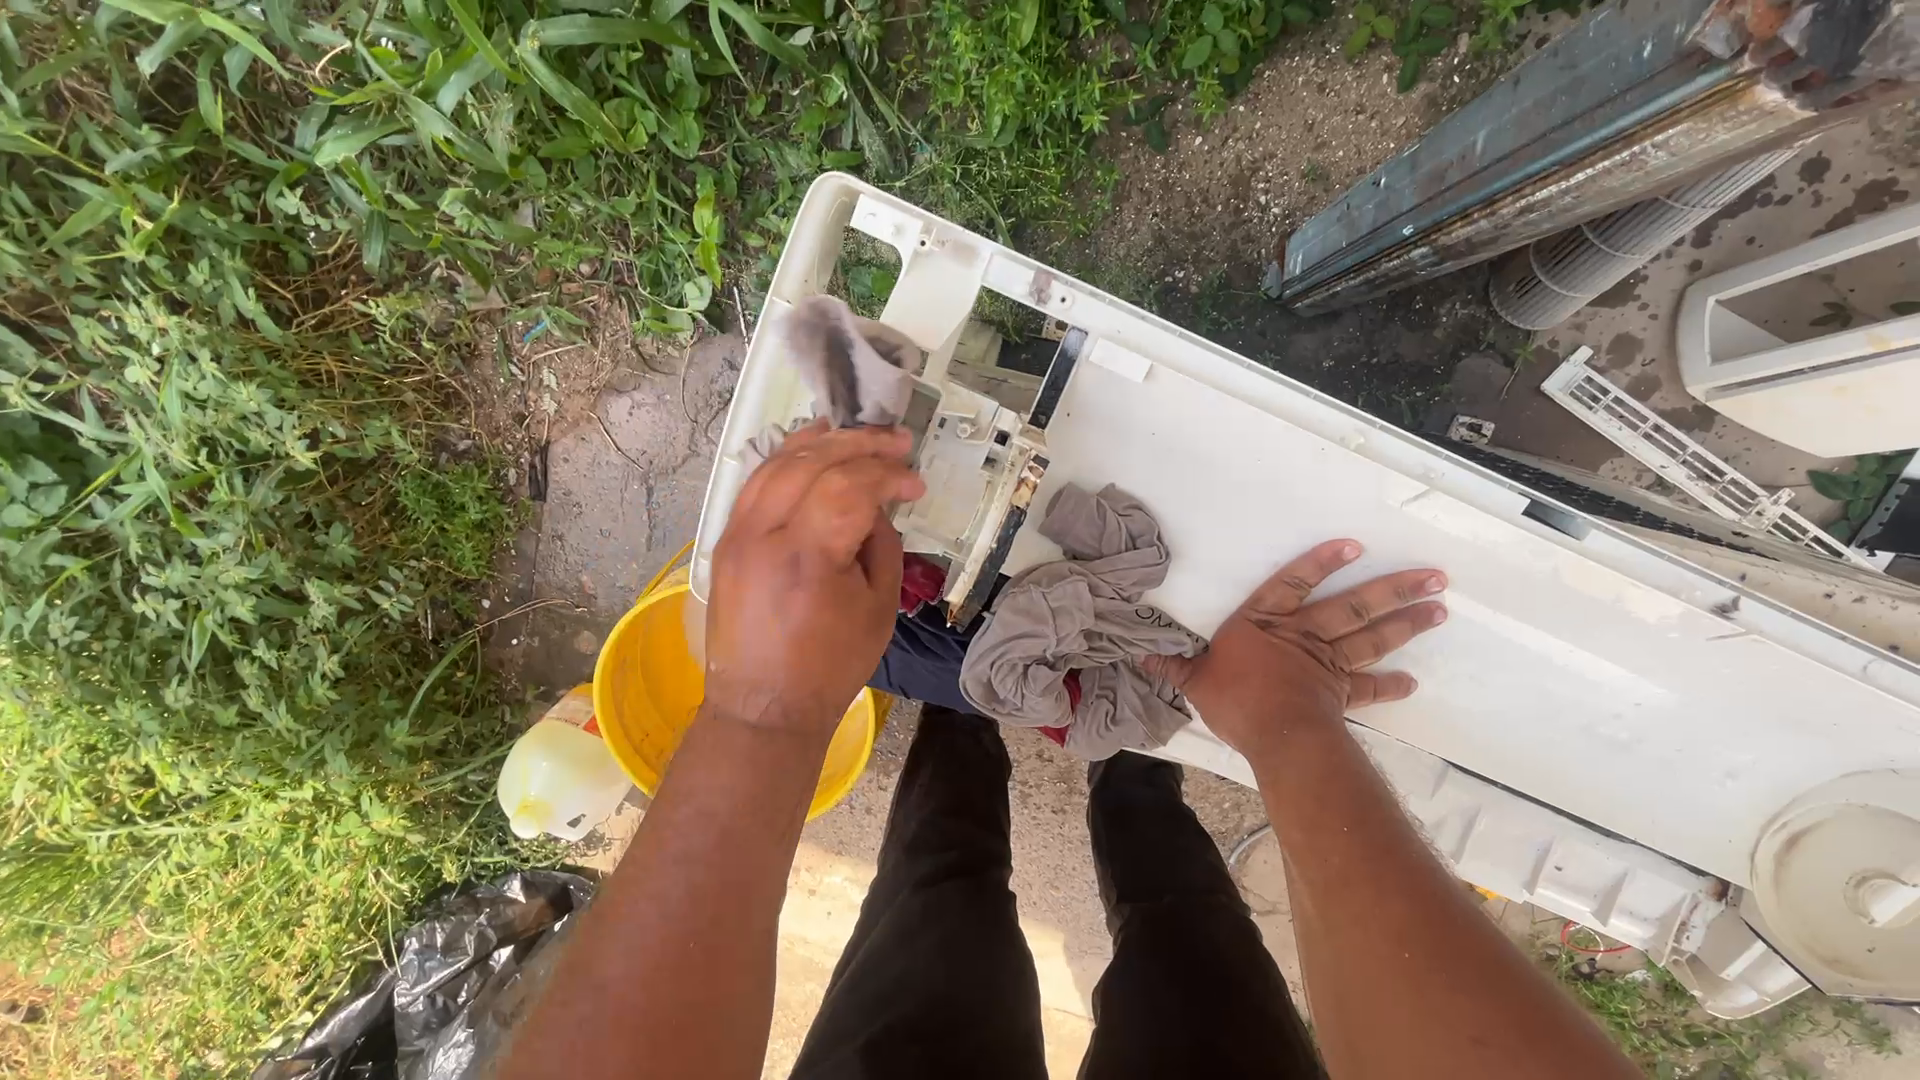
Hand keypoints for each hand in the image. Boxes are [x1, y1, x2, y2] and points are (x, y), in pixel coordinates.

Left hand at [704, 420, 925, 737]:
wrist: (764, 705)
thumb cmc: (831, 665)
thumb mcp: (879, 608)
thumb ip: (882, 545)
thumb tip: (877, 507)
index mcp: (807, 556)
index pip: (849, 486)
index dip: (887, 474)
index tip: (915, 483)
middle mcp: (764, 535)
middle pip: (811, 461)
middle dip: (859, 444)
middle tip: (897, 441)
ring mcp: (736, 534)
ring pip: (777, 463)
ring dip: (821, 442)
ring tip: (857, 433)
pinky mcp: (725, 541)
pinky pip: (756, 483)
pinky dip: (787, 459)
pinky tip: (811, 449)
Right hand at [1144, 540, 1446, 764]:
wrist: (1278, 735)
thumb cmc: (1235, 699)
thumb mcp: (1194, 679)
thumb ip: (1174, 664)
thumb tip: (1141, 655)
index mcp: (1263, 623)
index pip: (1293, 583)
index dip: (1321, 564)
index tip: (1355, 546)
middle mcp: (1301, 635)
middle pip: (1352, 607)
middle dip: (1393, 590)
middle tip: (1435, 577)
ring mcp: (1326, 663)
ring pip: (1371, 637)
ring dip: (1405, 623)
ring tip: (1438, 608)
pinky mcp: (1339, 693)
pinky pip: (1369, 686)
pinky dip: (1391, 684)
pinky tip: (1413, 680)